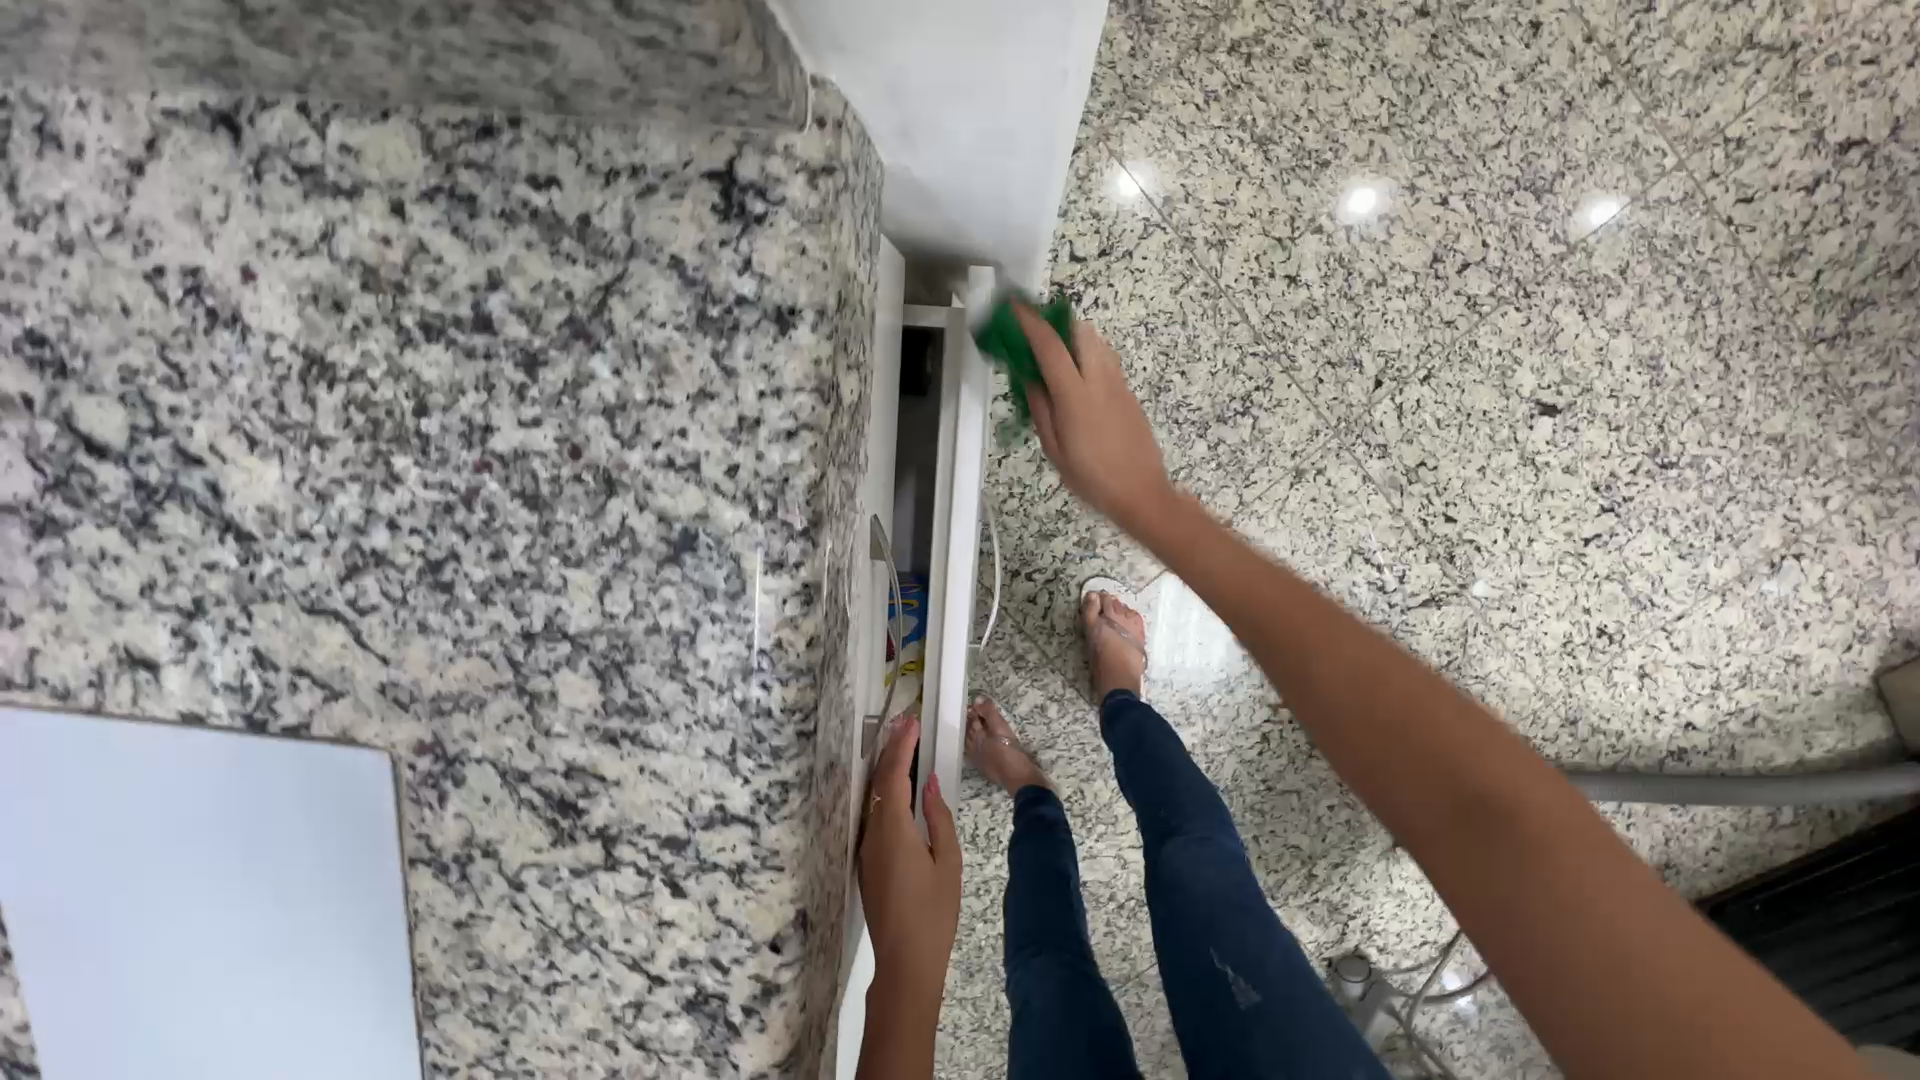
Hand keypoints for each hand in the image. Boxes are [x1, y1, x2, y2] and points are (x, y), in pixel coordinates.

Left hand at [857, 709, 960, 1001]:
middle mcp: (872, 833)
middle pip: (878, 782)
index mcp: (894, 829)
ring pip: (873, 799)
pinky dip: (884, 793)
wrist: (905, 960)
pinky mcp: (867, 862)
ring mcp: (866, 848)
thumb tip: (930, 785)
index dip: (901, 746)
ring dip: (886, 770)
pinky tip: (898, 788)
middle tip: (905, 724)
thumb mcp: (948, 862)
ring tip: (902, 746)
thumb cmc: (934, 912)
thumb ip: (938, 818)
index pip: (894, 775)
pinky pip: (874, 816)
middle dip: (890, 750)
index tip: (911, 722)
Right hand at [1014, 304, 1176, 532]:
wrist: (1141, 492)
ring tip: (1055, 360)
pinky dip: (1087, 357)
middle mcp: (1100, 380)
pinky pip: (1106, 361)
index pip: (1050, 346)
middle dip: (1057, 323)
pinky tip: (1077, 381)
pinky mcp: (1129, 393)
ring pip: (1097, 343)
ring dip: (1074, 339)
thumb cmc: (1092, 478)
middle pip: (1080, 331)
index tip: (1014, 308)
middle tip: (1036, 335)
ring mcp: (1119, 384)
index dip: (1030, 322)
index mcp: (1076, 396)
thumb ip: (1041, 409)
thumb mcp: (1054, 449)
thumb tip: (1031, 379)